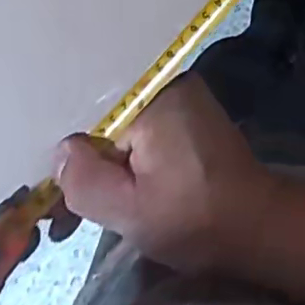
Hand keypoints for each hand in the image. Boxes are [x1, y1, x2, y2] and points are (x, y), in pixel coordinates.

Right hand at [55, 75, 276, 271]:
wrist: (254, 223)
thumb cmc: (192, 216)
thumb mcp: (128, 210)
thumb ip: (85, 179)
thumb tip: (61, 150)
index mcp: (155, 94)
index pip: (95, 104)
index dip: (70, 139)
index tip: (51, 170)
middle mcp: (170, 81)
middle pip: (111, 109)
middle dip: (88, 150)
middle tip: (65, 192)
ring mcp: (185, 94)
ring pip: (128, 119)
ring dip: (109, 154)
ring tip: (89, 192)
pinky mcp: (192, 111)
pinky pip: (147, 123)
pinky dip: (130, 150)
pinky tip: (118, 180)